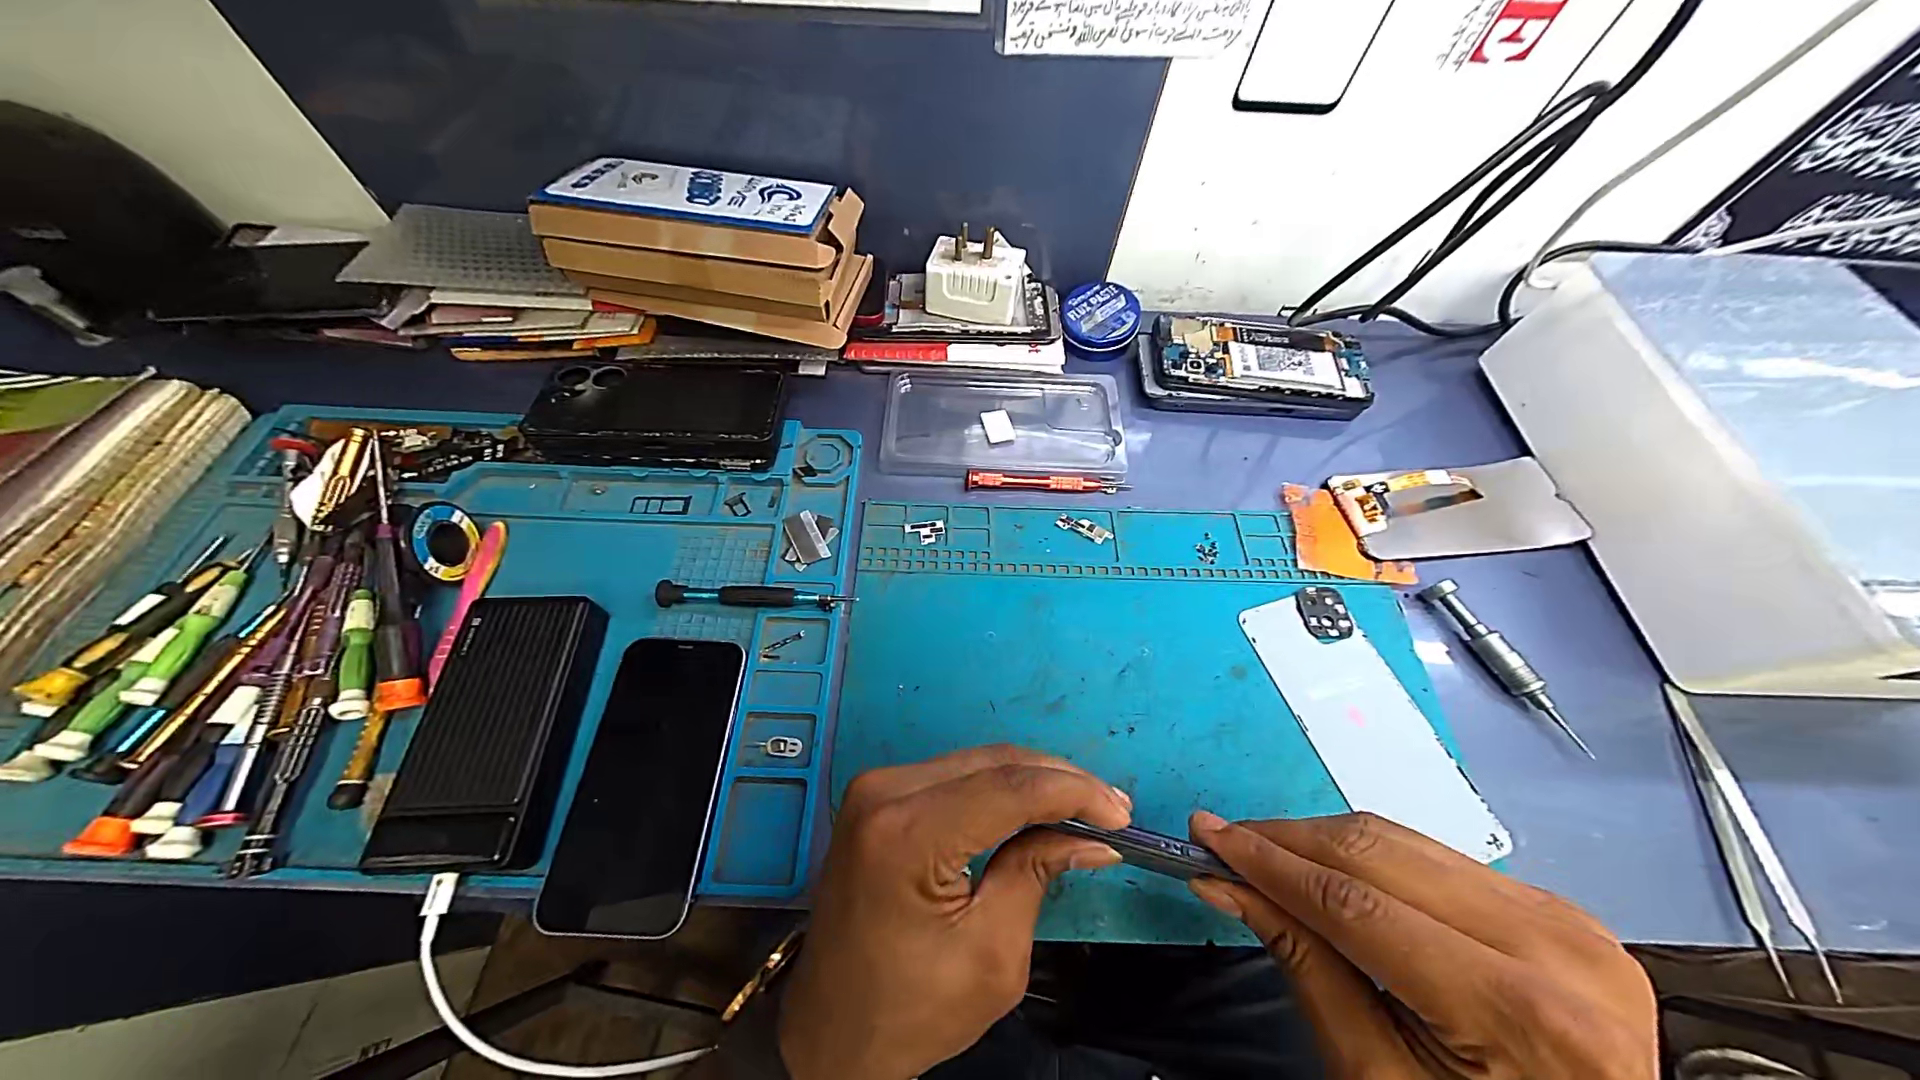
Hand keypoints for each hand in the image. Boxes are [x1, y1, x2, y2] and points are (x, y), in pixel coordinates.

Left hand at [778, 746, 1131, 1079]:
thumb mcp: (991, 956)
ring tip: (1086, 805)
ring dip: (1033, 779)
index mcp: (906, 834)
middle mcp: (885, 791)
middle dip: (1059, 780)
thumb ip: (1038, 874)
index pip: (1007, 788)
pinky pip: (954, 774)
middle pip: (993, 763)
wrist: (828, 1028)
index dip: (1072, 793)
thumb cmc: (908, 1010)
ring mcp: (876, 787)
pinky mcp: (878, 794)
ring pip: (976, 762)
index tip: (1120, 814)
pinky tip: (1035, 804)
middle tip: (1112, 807)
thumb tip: (1091, 836)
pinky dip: (1000, 786)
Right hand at [1188, 811, 1656, 1079]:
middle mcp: (1553, 947)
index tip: (1209, 837)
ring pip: (1401, 841)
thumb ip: (1304, 966)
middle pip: (1377, 855)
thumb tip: (1228, 885)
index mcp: (1518, 1012)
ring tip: (1263, 851)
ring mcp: (1564, 919)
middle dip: (1285, 840)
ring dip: (1318, 840)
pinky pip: (1433, 855)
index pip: (1356, 904)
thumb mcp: (1376, 1074)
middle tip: (1223, 838)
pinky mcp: (1557, 907)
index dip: (1269, 864)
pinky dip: (1366, 855)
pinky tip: (1326, 868)